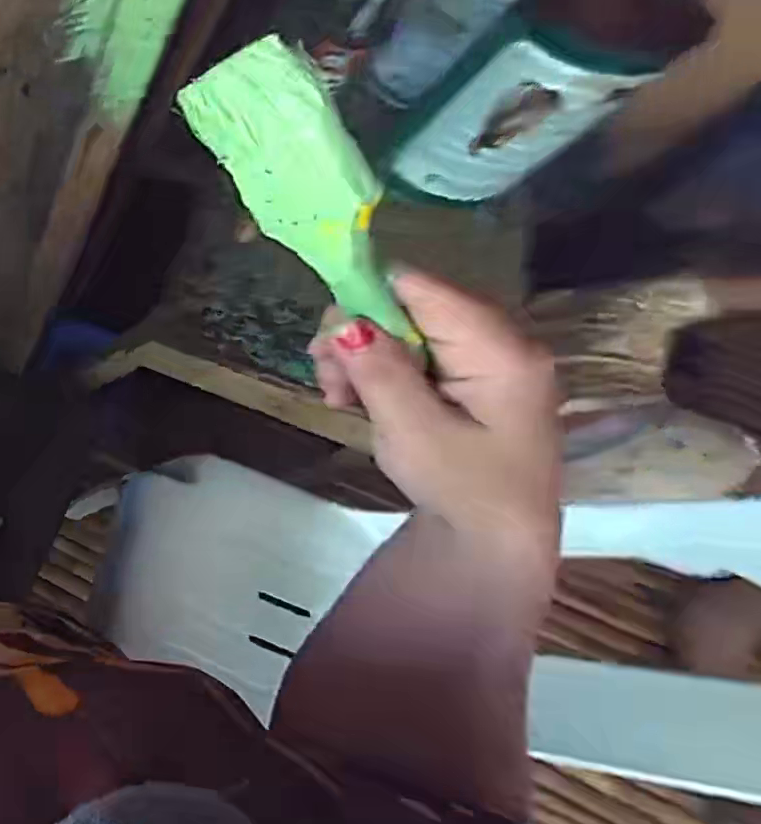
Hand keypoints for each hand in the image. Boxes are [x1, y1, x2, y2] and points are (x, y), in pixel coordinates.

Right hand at [309, 270, 561, 545]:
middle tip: (328, 378)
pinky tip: (354, 397)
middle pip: (409, 309)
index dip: (371, 293)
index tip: (324, 328)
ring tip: (338, 396)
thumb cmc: (459, 482)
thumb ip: (379, 373)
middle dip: (356, 335)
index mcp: (498, 353)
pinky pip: (406, 352)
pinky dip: (370, 369)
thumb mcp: (411, 430)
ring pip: (399, 330)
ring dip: (356, 356)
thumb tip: (343, 322)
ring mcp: (479, 359)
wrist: (491, 530)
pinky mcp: (462, 376)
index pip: (428, 292)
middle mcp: (495, 344)